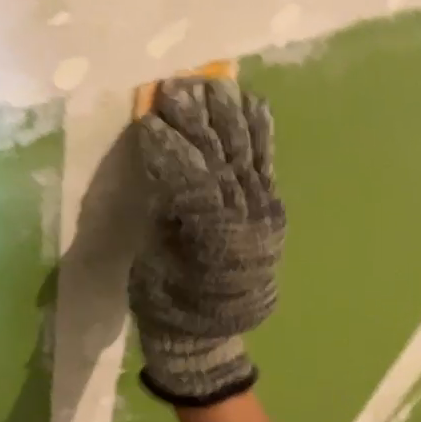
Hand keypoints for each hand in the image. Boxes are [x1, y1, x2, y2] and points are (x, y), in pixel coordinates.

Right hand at [130, 77, 285, 405]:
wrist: (206, 338)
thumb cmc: (167, 306)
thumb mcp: (153, 263)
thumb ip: (163, 215)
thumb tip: (165, 171)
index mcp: (213, 240)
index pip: (193, 178)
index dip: (170, 147)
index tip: (148, 119)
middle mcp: (247, 221)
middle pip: (222, 157)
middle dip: (198, 120)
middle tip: (175, 87)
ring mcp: (265, 213)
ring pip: (248, 154)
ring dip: (228, 116)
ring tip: (212, 83)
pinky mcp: (272, 210)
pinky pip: (267, 163)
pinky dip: (259, 132)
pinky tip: (250, 103)